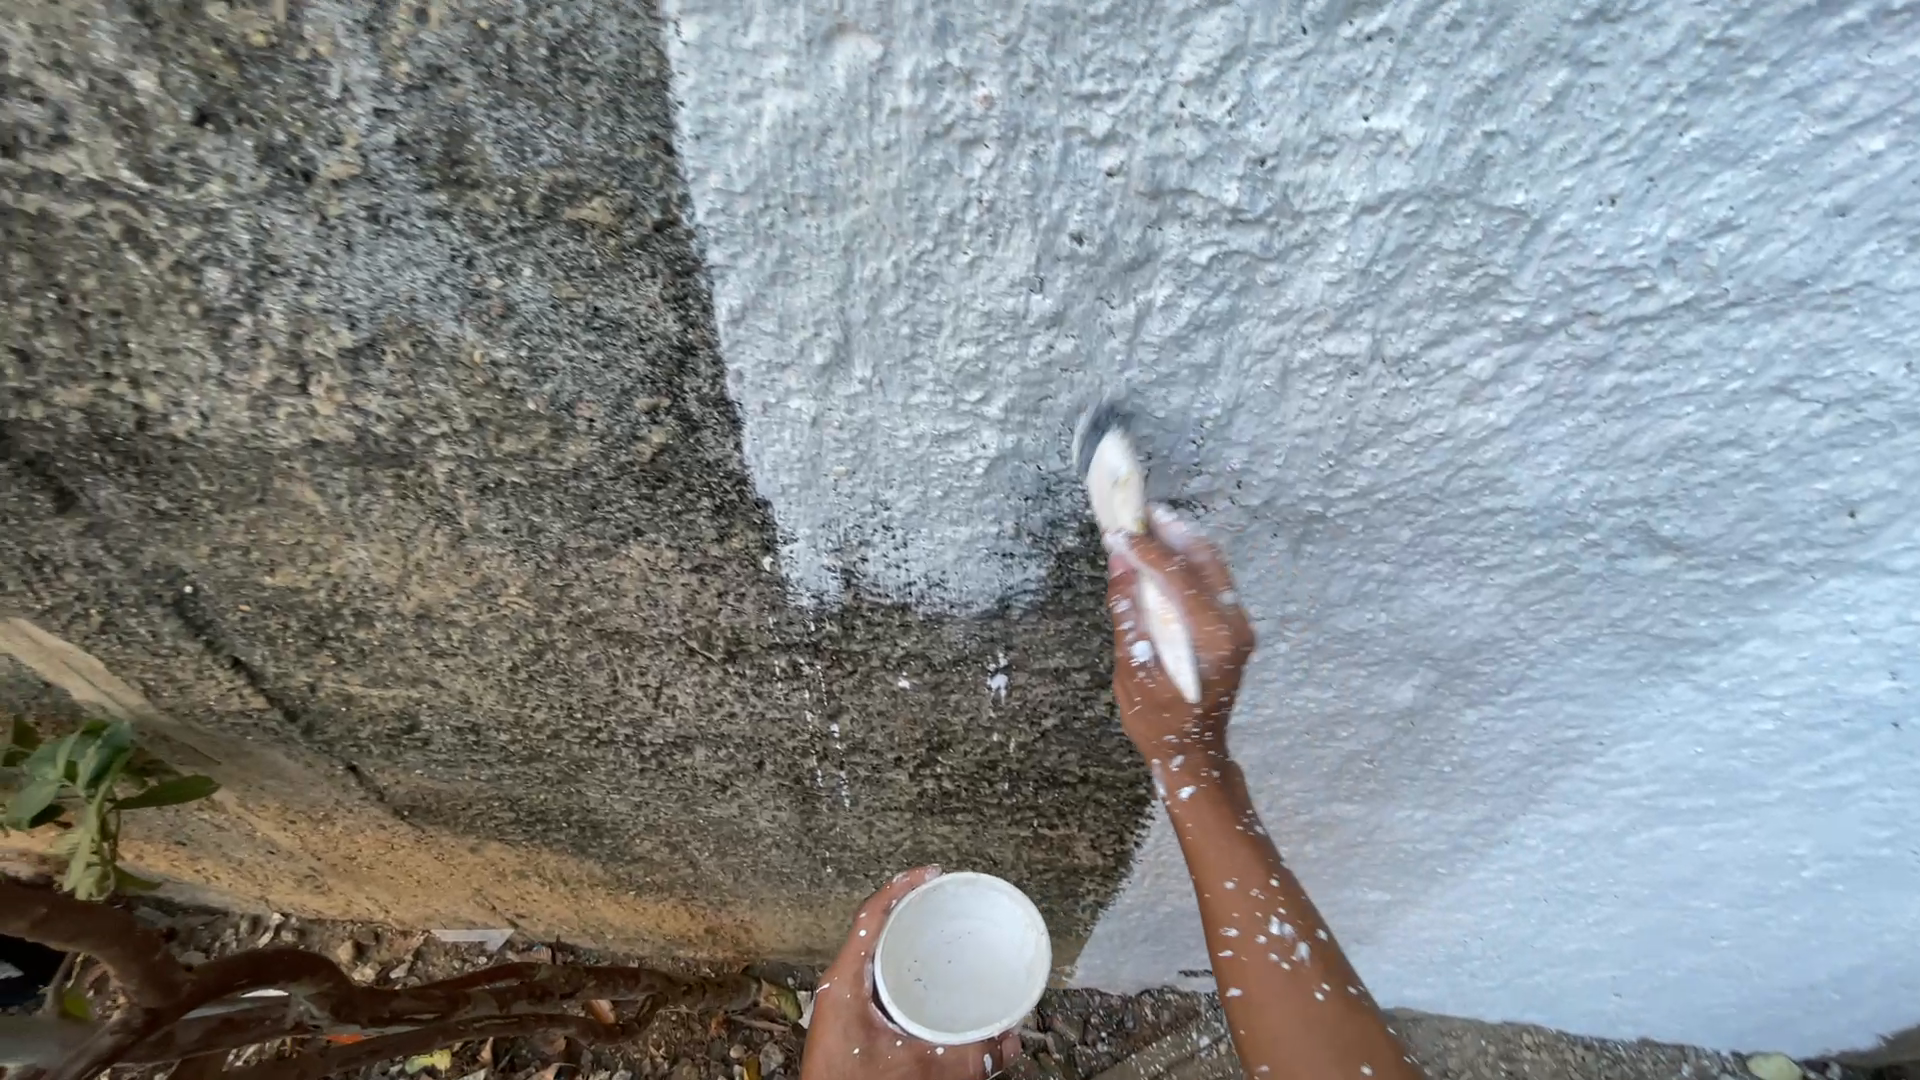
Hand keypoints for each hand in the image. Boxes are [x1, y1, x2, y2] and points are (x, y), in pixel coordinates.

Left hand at [800, 867, 1022, 1079]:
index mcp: (844, 980)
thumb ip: (970, 1056)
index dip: (900, 886)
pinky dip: (898, 965)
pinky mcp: (848, 1018)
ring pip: (873, 952)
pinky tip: (921, 975)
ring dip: (902, 937)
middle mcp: (839, 983)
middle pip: (873, 927)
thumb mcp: (921, 1070)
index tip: (931, 873)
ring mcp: (841, 1000)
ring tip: (936, 927)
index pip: (870, 914)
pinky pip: (873, 976)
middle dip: (907, 907)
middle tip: (941, 897)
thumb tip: (1010, 1039)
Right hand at [1105, 505, 1254, 756]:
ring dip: (1179, 541)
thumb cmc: (1159, 720)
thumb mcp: (1132, 669)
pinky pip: (1211, 579)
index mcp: (1213, 638)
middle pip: (1205, 558)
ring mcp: (1238, 624)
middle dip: (1170, 530)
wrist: (1195, 752)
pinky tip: (1160, 556)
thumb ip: (1128, 613)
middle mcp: (1235, 625)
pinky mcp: (1232, 626)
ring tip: (1145, 525)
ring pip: (1212, 564)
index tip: (1117, 532)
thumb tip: (1119, 562)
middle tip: (1136, 512)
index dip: (1146, 549)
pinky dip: (1185, 560)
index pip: (1179, 576)